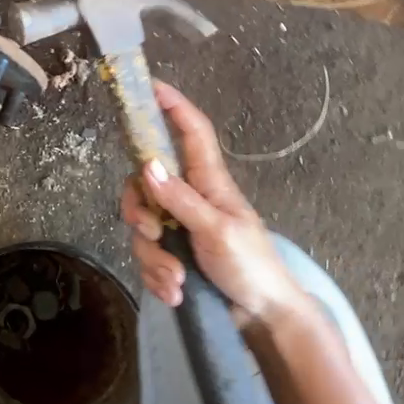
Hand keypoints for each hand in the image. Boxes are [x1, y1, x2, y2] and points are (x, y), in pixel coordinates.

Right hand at [121, 81, 310, 325]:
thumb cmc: (252, 265)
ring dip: (154, 258)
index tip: (150, 85)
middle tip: (154, 233)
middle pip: (144, 183)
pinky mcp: (172, 254)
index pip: (191, 131)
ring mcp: (179, 226)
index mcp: (208, 181)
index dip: (173, 105)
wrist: (264, 318)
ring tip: (177, 281)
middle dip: (139, 212)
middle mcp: (188, 197)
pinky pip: (146, 256)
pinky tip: (176, 293)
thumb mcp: (219, 231)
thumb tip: (147, 166)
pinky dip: (157, 278)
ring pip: (141, 225)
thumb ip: (181, 200)